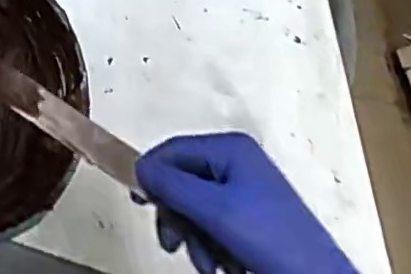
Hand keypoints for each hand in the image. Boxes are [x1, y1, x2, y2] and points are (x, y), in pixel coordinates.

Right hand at [134, 132, 356, 273]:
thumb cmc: (273, 244)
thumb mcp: (215, 211)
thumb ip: (171, 185)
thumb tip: (138, 167)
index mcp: (230, 149)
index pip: (173, 150)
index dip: (153, 174)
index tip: (140, 203)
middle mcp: (237, 164)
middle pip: (183, 181)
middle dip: (178, 216)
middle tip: (172, 243)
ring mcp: (248, 194)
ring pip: (197, 208)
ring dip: (196, 238)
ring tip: (210, 266)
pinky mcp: (255, 224)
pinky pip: (216, 226)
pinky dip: (214, 248)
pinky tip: (226, 268)